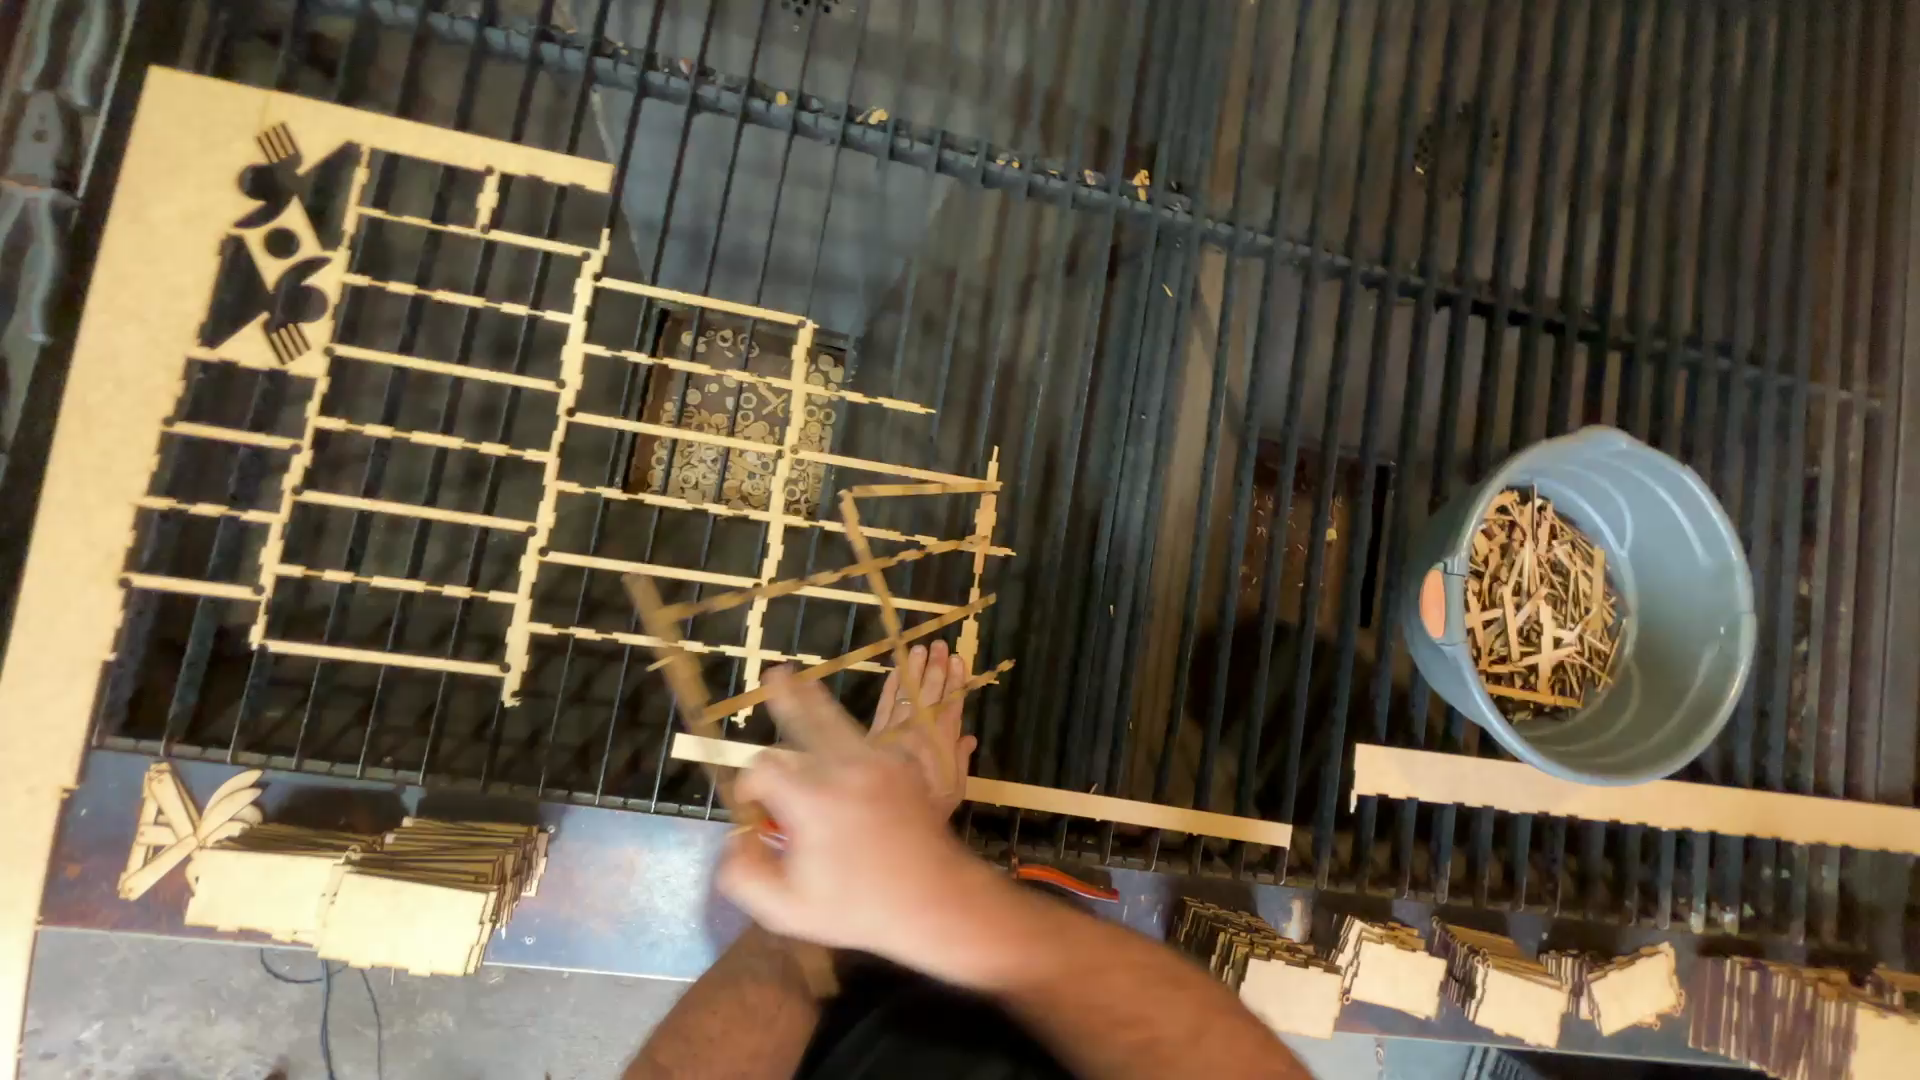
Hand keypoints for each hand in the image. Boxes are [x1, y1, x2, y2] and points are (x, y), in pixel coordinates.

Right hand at [716, 663, 1004, 975]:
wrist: (933, 898)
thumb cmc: (859, 907)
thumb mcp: (787, 909)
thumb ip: (744, 874)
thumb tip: (733, 838)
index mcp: (812, 800)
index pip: (764, 768)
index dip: (750, 785)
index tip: (754, 810)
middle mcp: (843, 768)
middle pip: (806, 718)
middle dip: (785, 698)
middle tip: (773, 675)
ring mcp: (878, 762)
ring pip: (839, 719)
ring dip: (814, 701)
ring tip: (797, 677)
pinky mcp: (903, 765)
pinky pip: (870, 737)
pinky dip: (849, 732)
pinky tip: (839, 726)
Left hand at [867, 639, 976, 816]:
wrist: (885, 819)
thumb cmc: (927, 808)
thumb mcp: (954, 790)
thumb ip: (960, 761)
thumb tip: (969, 738)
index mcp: (942, 739)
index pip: (951, 702)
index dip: (955, 681)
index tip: (958, 660)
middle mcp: (919, 728)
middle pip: (930, 692)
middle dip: (936, 667)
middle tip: (940, 646)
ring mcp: (895, 728)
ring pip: (907, 692)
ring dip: (914, 669)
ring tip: (920, 649)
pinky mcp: (875, 733)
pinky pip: (884, 703)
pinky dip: (890, 686)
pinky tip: (894, 671)